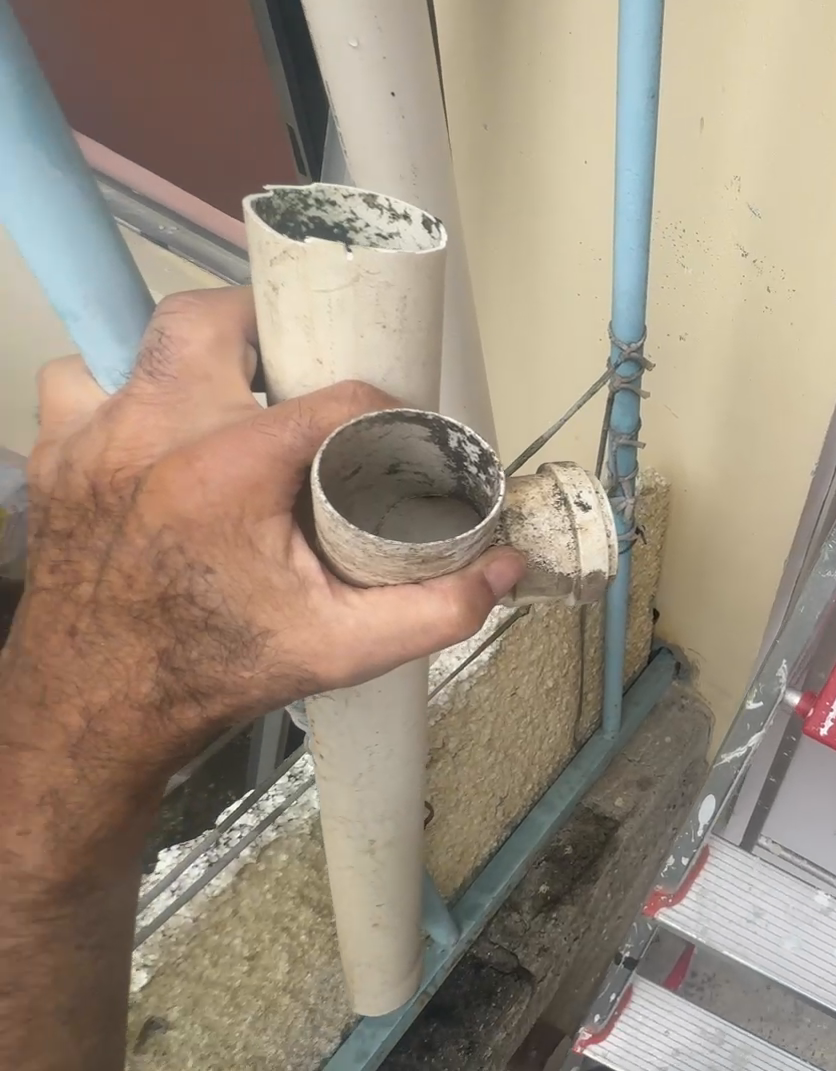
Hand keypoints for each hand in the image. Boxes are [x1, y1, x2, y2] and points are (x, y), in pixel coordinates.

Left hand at [0, 287, 522, 781]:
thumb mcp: (354, 648)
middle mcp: (147, 440)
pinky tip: (178, 430)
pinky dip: (134, 391)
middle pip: (209, 324)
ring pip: (137, 348)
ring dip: (197, 360)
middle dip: (273, 328)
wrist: (100, 707)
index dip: (384, 407)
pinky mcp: (53, 460)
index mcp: (223, 477)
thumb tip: (509, 565)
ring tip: (250, 398)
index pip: (332, 400)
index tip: (404, 433)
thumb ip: (444, 608)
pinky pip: (84, 386)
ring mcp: (87, 443)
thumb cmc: (225, 669)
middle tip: (317, 367)